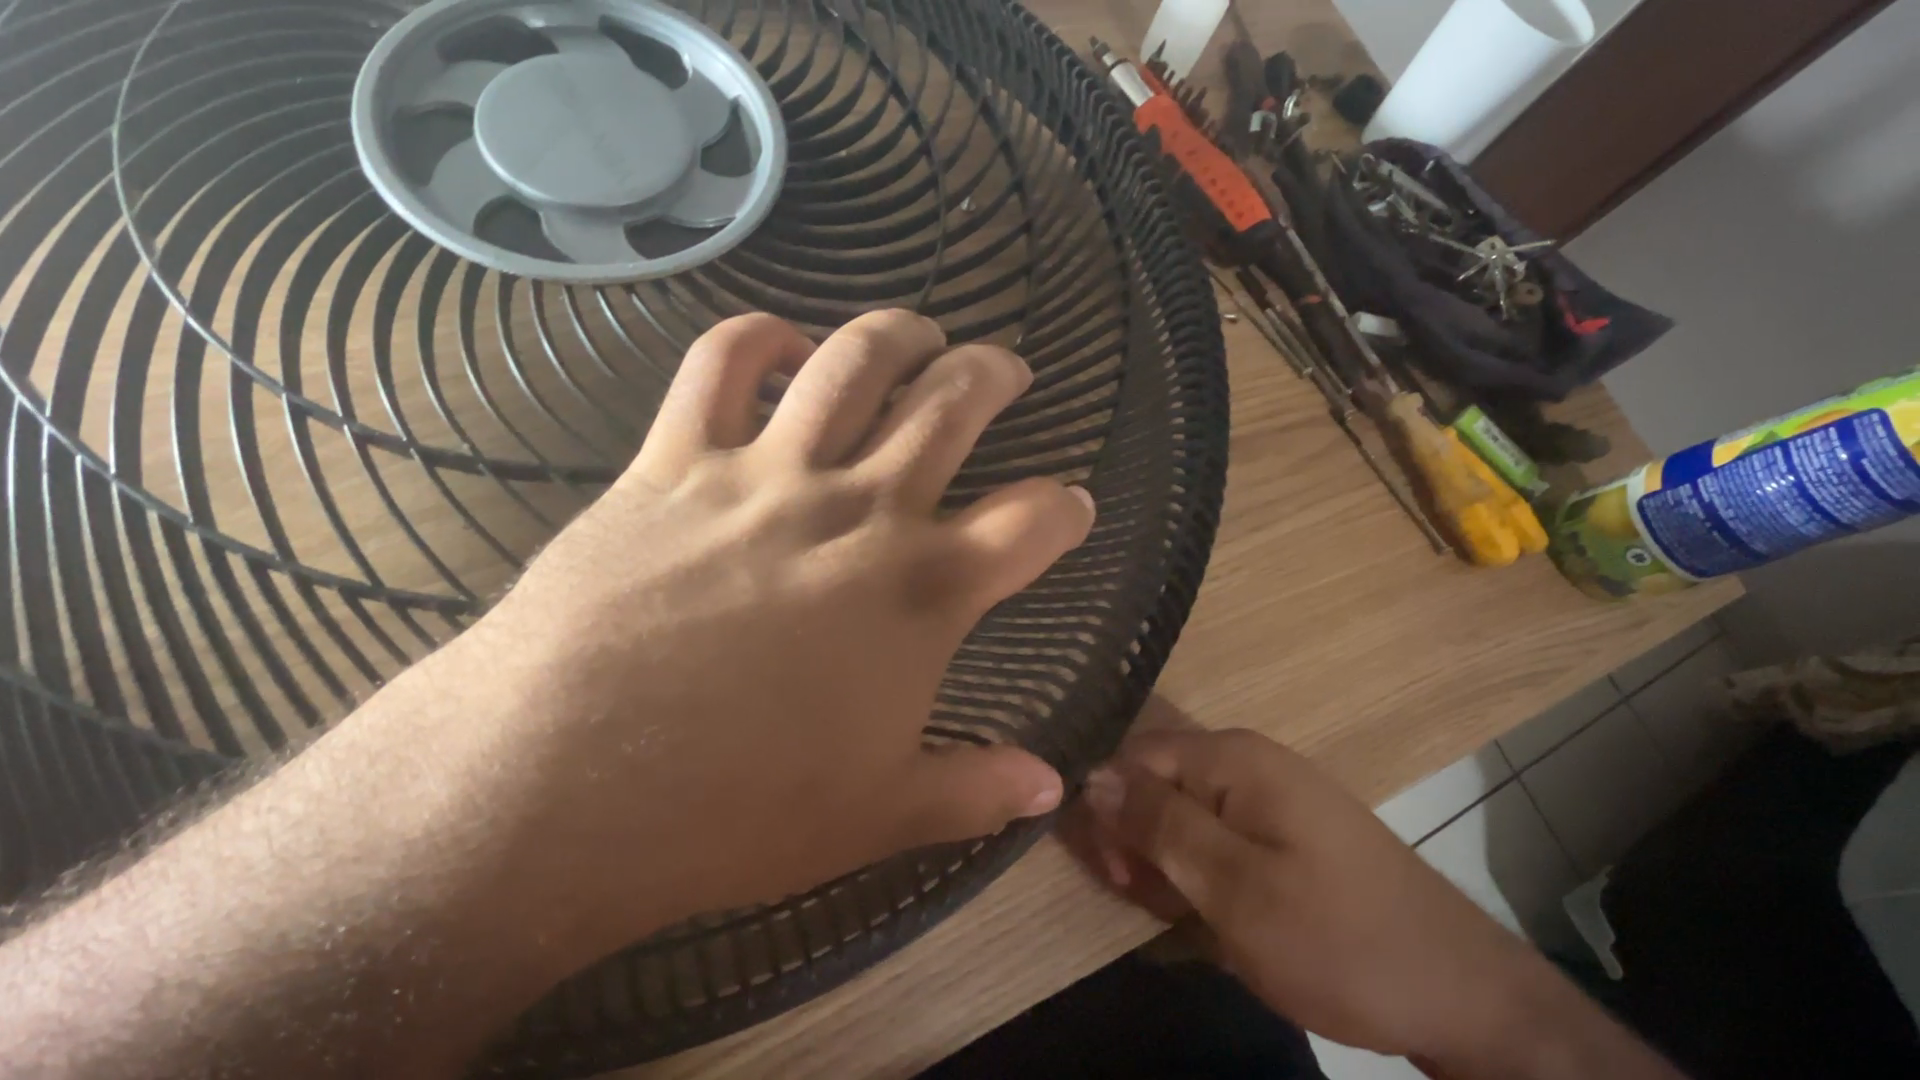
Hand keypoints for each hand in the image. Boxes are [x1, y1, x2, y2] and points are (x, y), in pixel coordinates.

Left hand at [0, 309, 1099, 1079]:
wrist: (566, 778)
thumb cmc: (739, 807)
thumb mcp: (877, 815)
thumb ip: (973, 790)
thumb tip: (1051, 788)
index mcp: (923, 591)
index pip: (1031, 523)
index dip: (1065, 508)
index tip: (1071, 506)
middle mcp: (860, 509)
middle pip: (952, 406)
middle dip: (993, 376)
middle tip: (1007, 369)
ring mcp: (766, 474)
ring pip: (853, 363)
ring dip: (899, 334)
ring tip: (919, 331)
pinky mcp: (674, 460)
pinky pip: (721, 366)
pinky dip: (757, 336)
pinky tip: (781, 338)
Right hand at [1075, 725, 1684, 1079]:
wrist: (1461, 995)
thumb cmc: (1338, 939)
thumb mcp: (1234, 886)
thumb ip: (1159, 824)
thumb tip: (1092, 776)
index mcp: (1234, 759)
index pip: (1133, 756)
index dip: (1109, 810)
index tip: (1114, 874)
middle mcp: (1250, 765)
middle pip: (1156, 784)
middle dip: (1138, 843)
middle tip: (1150, 905)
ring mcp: (1273, 800)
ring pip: (1184, 818)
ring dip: (1169, 868)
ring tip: (1191, 920)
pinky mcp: (1287, 837)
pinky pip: (1218, 842)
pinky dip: (1203, 879)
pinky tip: (1215, 918)